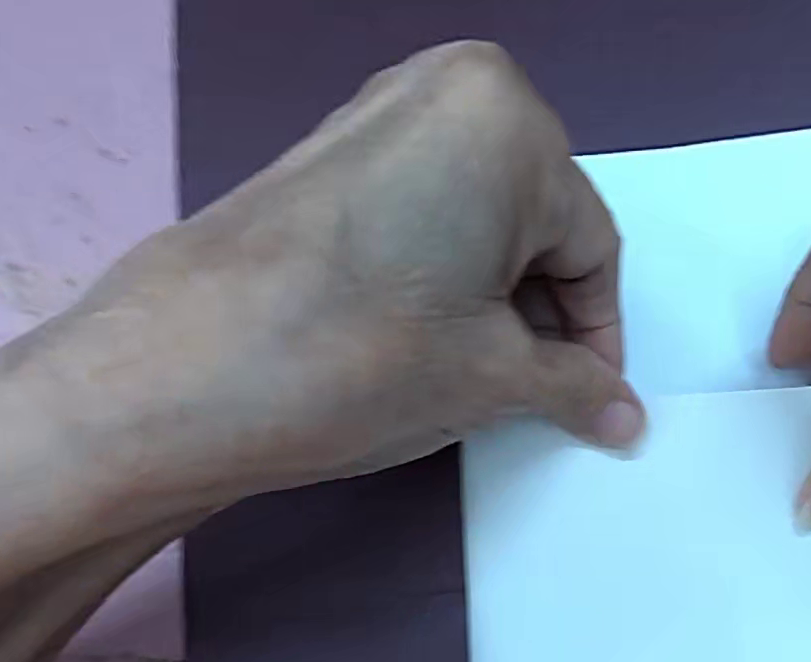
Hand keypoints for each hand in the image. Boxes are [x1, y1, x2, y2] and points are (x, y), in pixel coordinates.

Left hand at [0, 41, 640, 531]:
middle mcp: (446, 90)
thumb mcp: (497, 379)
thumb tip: (630, 421)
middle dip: (550, 320)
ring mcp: (378, 117)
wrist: (180, 376)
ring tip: (481, 375)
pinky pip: (430, 222)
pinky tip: (430, 339)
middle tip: (538, 392)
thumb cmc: (368, 361)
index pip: (594, 248)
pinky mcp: (333, 161)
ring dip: (502, 308)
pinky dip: (452, 284)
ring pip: (486, 229)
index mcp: (506, 121)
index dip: (600, 337)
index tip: (594, 400)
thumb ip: (579, 390)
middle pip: (541, 232)